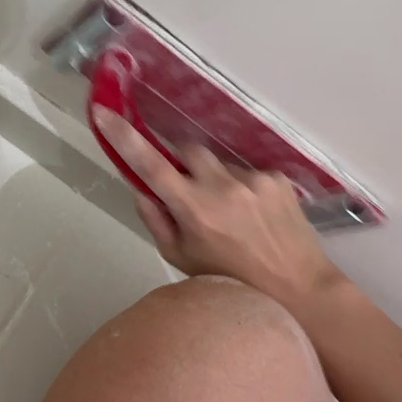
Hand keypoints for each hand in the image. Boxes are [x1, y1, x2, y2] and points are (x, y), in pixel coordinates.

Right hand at [92, 105, 346, 311]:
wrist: (298, 288)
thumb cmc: (229, 280)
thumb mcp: (180, 259)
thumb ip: (157, 221)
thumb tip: (142, 190)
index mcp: (194, 209)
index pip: (150, 165)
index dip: (124, 136)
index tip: (103, 113)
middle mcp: (223, 186)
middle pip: (187, 151)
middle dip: (181, 164)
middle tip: (187, 192)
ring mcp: (254, 179)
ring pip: (219, 164)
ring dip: (215, 180)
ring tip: (230, 214)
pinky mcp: (278, 178)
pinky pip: (247, 173)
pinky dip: (242, 188)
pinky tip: (253, 214)